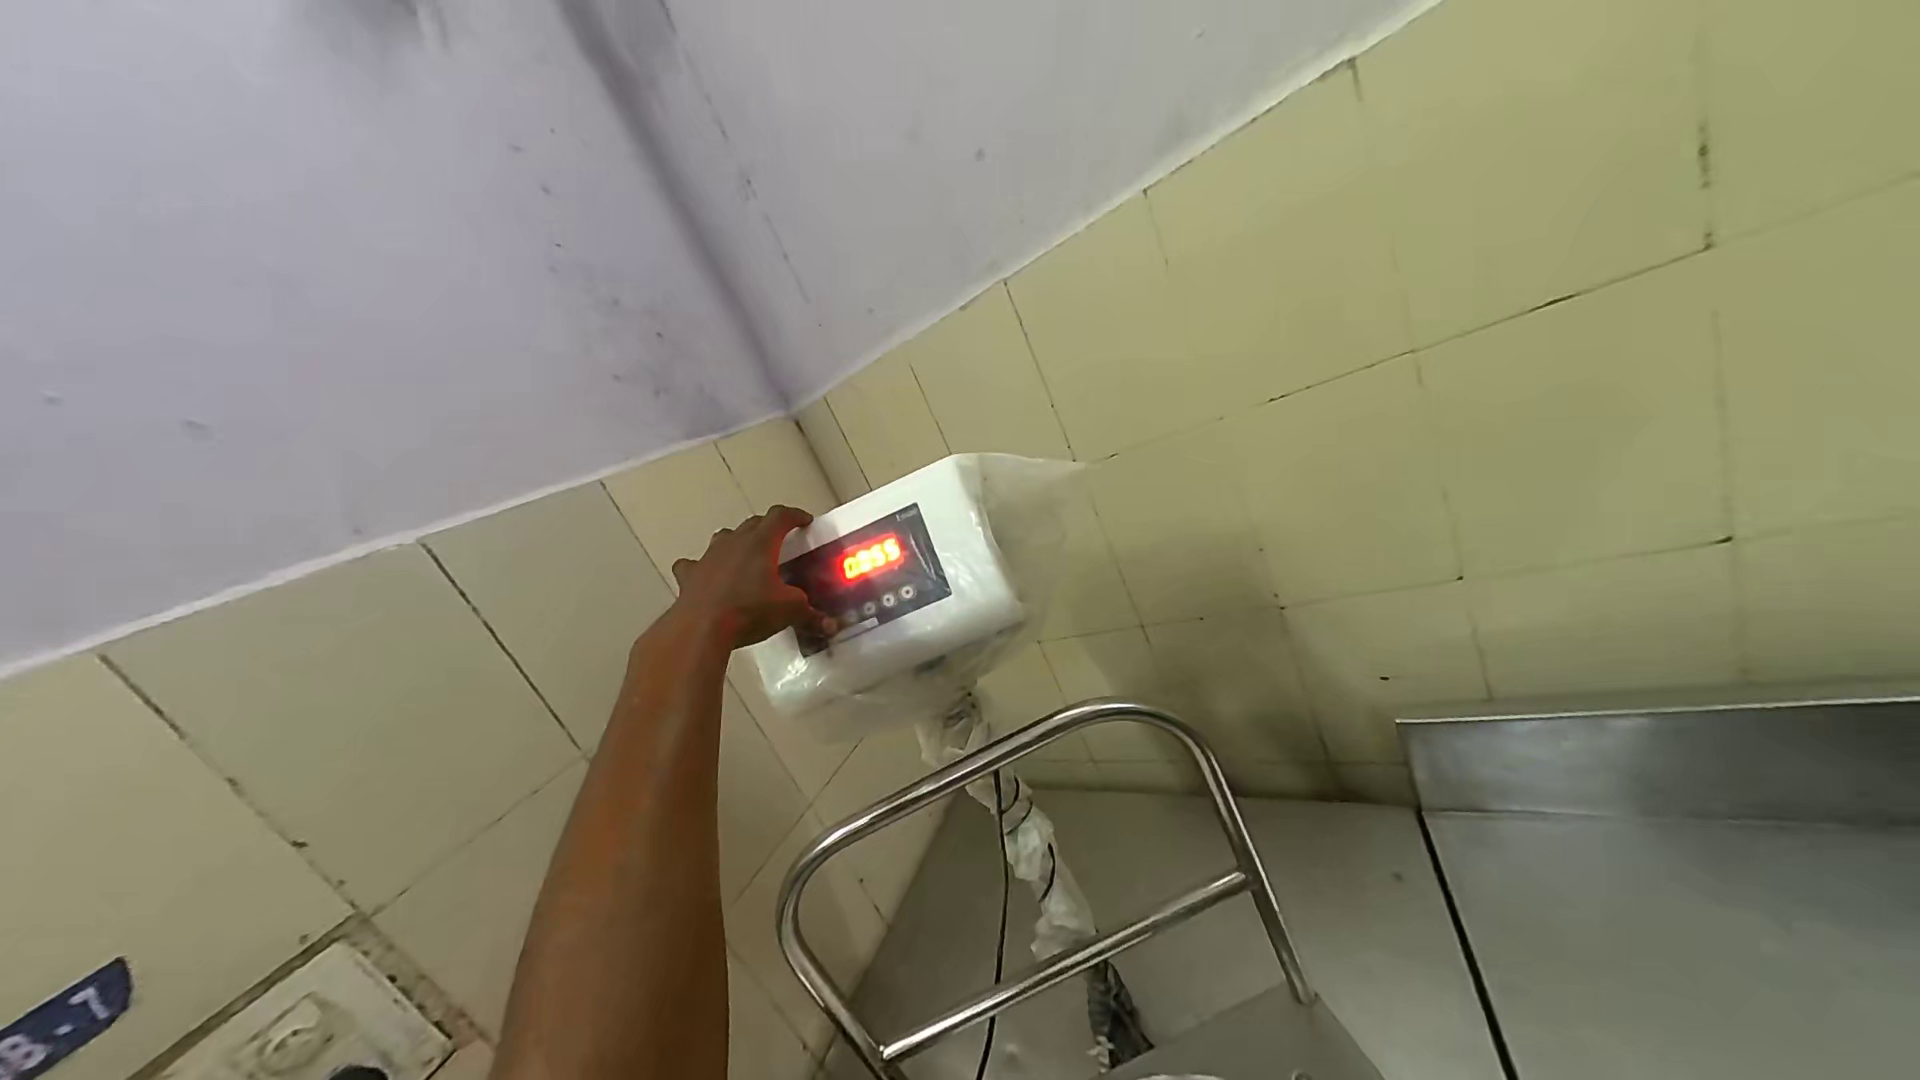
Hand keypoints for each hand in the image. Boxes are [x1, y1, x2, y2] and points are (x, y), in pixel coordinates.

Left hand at [668, 505, 831, 649]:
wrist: (702, 628)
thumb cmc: (747, 610)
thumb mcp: (790, 611)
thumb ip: (810, 614)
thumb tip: (828, 624)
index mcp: (761, 543)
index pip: (781, 517)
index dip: (795, 516)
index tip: (803, 520)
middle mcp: (733, 543)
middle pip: (753, 523)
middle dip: (768, 527)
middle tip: (780, 538)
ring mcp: (708, 557)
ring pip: (724, 538)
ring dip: (736, 542)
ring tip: (746, 555)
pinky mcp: (690, 575)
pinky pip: (694, 564)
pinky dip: (702, 567)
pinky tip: (708, 576)